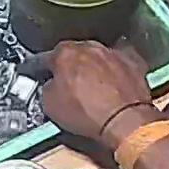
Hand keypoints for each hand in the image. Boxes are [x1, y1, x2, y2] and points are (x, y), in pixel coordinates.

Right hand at [38, 41, 158, 145]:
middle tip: (67, 83)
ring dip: (92, 66)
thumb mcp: (50, 106)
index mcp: (64, 54)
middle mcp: (88, 46)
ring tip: (92, 84)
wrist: (124, 121)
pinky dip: (115, 68)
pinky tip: (114, 80)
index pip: (43, 59)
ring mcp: (112, 52)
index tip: (36, 74)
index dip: (37, 68)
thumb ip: (46, 88)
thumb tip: (50, 86)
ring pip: (96, 55)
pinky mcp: (133, 61)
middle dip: (69, 65)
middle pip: (73, 53)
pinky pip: (119, 61)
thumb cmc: (86, 113)